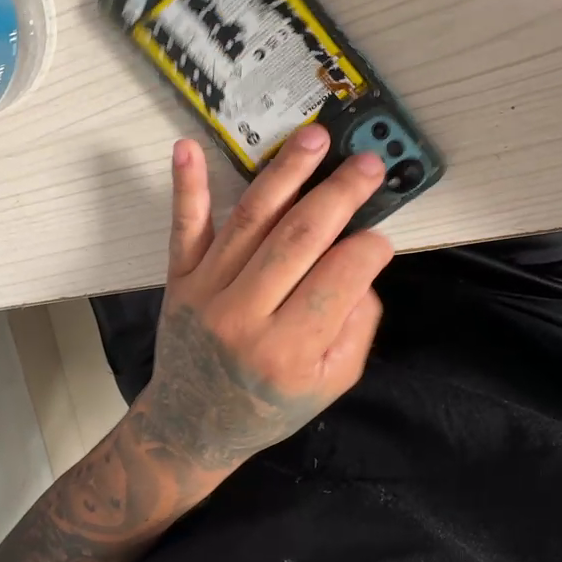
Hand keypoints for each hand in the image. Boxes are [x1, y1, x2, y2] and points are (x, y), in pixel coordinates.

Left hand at [138, 126, 392, 467]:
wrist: (192, 423)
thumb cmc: (267, 407)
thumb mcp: (330, 386)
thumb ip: (356, 327)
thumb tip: (363, 265)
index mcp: (289, 351)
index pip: (341, 277)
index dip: (370, 249)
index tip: (382, 236)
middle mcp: (244, 316)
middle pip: (299, 238)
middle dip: (341, 194)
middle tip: (368, 164)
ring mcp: (207, 292)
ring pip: (251, 220)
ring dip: (285, 173)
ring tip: (315, 137)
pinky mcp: (180, 278)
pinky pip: (185, 228)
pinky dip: (186, 187)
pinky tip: (188, 149)